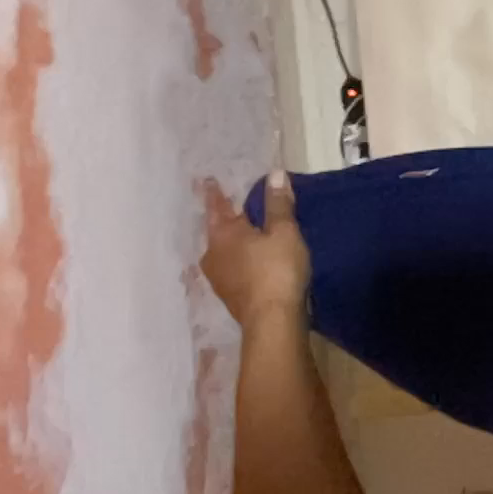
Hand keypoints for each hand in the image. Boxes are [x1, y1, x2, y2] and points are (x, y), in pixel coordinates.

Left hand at [203, 170, 311, 326]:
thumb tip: (274, 174)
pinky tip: (255, 262)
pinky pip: (234, 268)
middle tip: (238, 210)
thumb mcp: (285, 232)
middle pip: (219, 230)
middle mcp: (213, 254)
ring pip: (225, 251)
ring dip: (236, 243)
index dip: (214, 193)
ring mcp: (218, 278)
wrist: (273, 320)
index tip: (207, 181)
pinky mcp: (230, 295)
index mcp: (223, 234)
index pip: (217, 206)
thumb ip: (278, 204)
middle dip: (228, 220)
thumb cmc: (278, 269)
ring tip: (250, 236)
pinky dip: (243, 260)